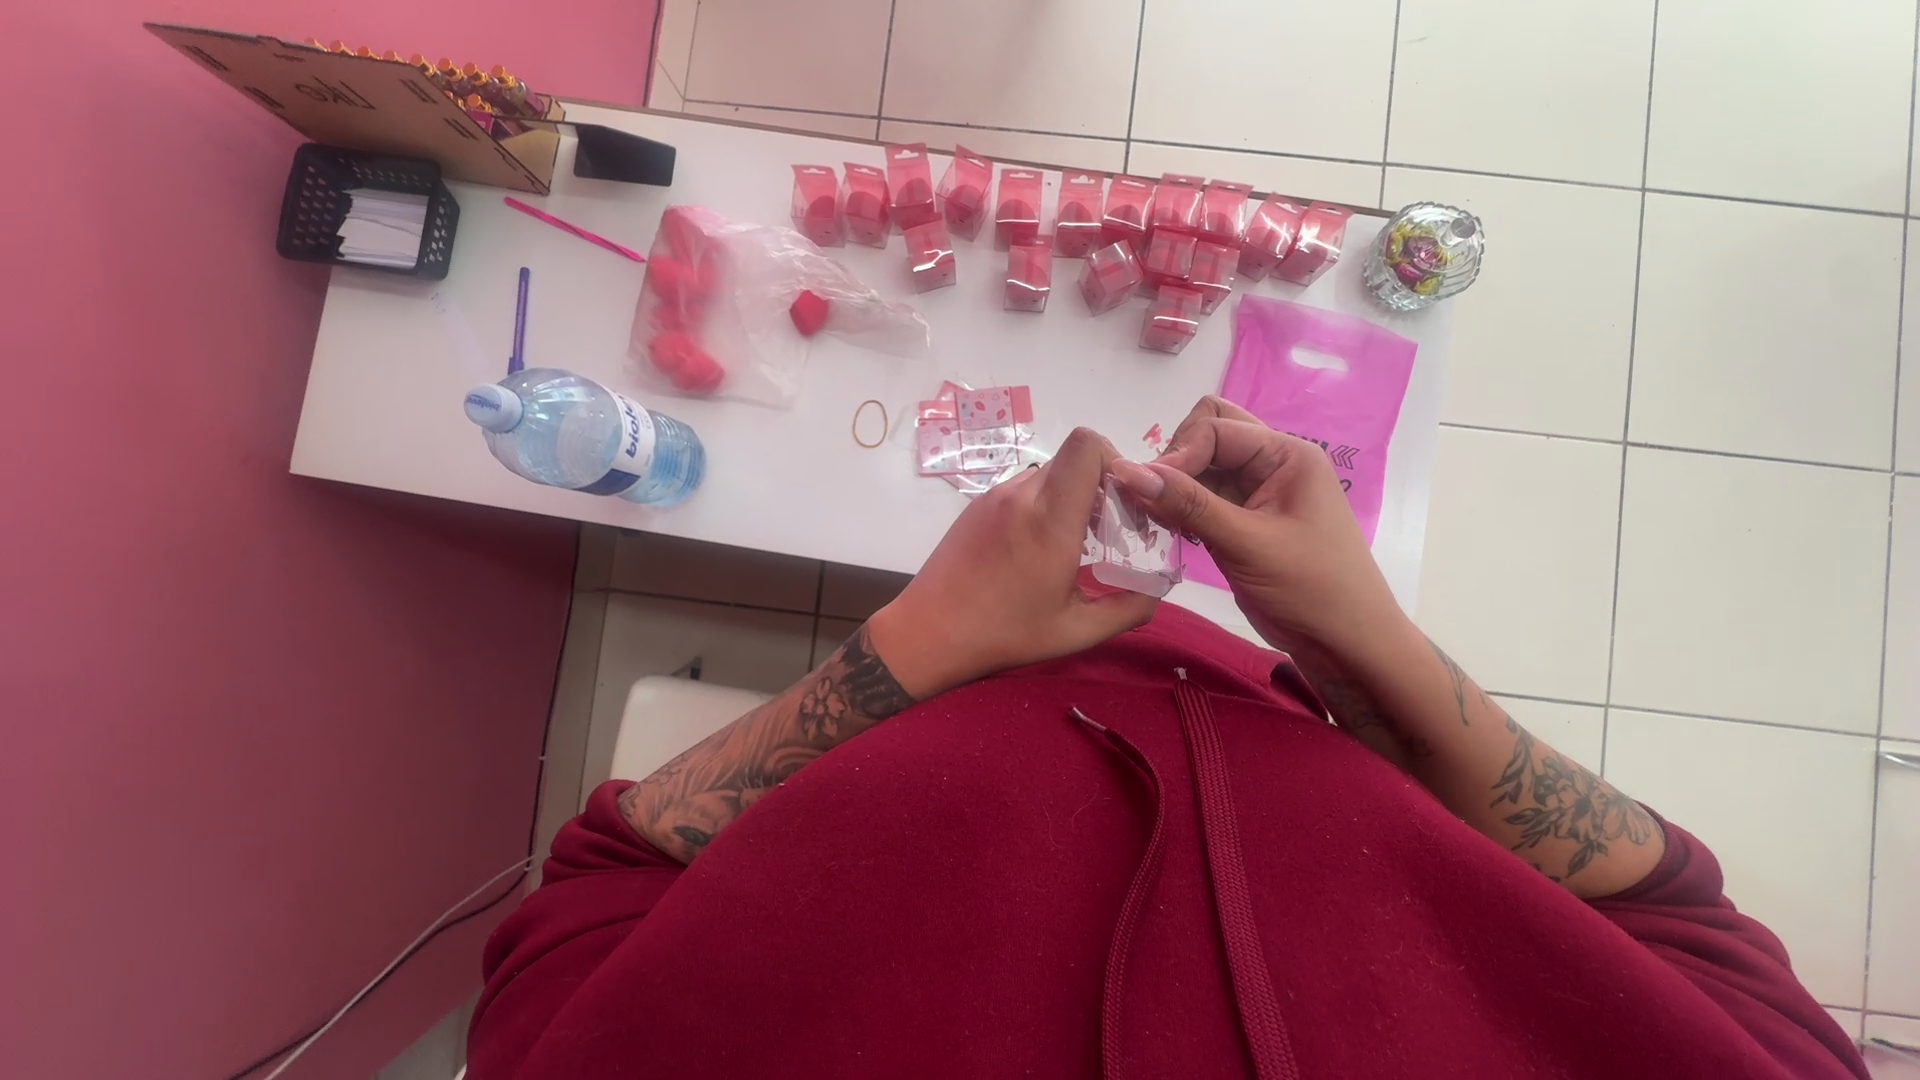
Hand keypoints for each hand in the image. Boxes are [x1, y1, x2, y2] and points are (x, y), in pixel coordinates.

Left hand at [867, 428, 1158, 698]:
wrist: (928, 634)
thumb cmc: (1003, 634)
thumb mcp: (1075, 631)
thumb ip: (1128, 608)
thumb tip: (1158, 591)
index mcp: (1050, 518)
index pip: (1088, 445)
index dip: (1116, 460)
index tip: (1125, 501)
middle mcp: (1021, 495)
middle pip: (1072, 457)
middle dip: (1100, 484)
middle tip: (1108, 529)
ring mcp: (994, 497)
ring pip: (1047, 474)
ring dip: (1070, 497)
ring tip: (1074, 542)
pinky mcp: (976, 507)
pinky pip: (1021, 489)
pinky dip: (1042, 505)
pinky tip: (1038, 548)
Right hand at [1110, 396, 1405, 660]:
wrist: (1344, 644)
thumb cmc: (1309, 588)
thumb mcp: (1246, 543)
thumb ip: (1187, 504)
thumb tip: (1126, 471)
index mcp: (1287, 455)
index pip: (1216, 428)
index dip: (1178, 453)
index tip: (1146, 490)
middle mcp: (1271, 464)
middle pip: (1209, 433)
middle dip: (1176, 458)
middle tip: (1154, 497)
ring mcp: (1256, 492)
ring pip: (1201, 468)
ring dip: (1173, 485)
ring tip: (1151, 517)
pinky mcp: (1241, 521)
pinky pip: (1201, 498)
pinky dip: (1179, 508)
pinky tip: (1164, 528)